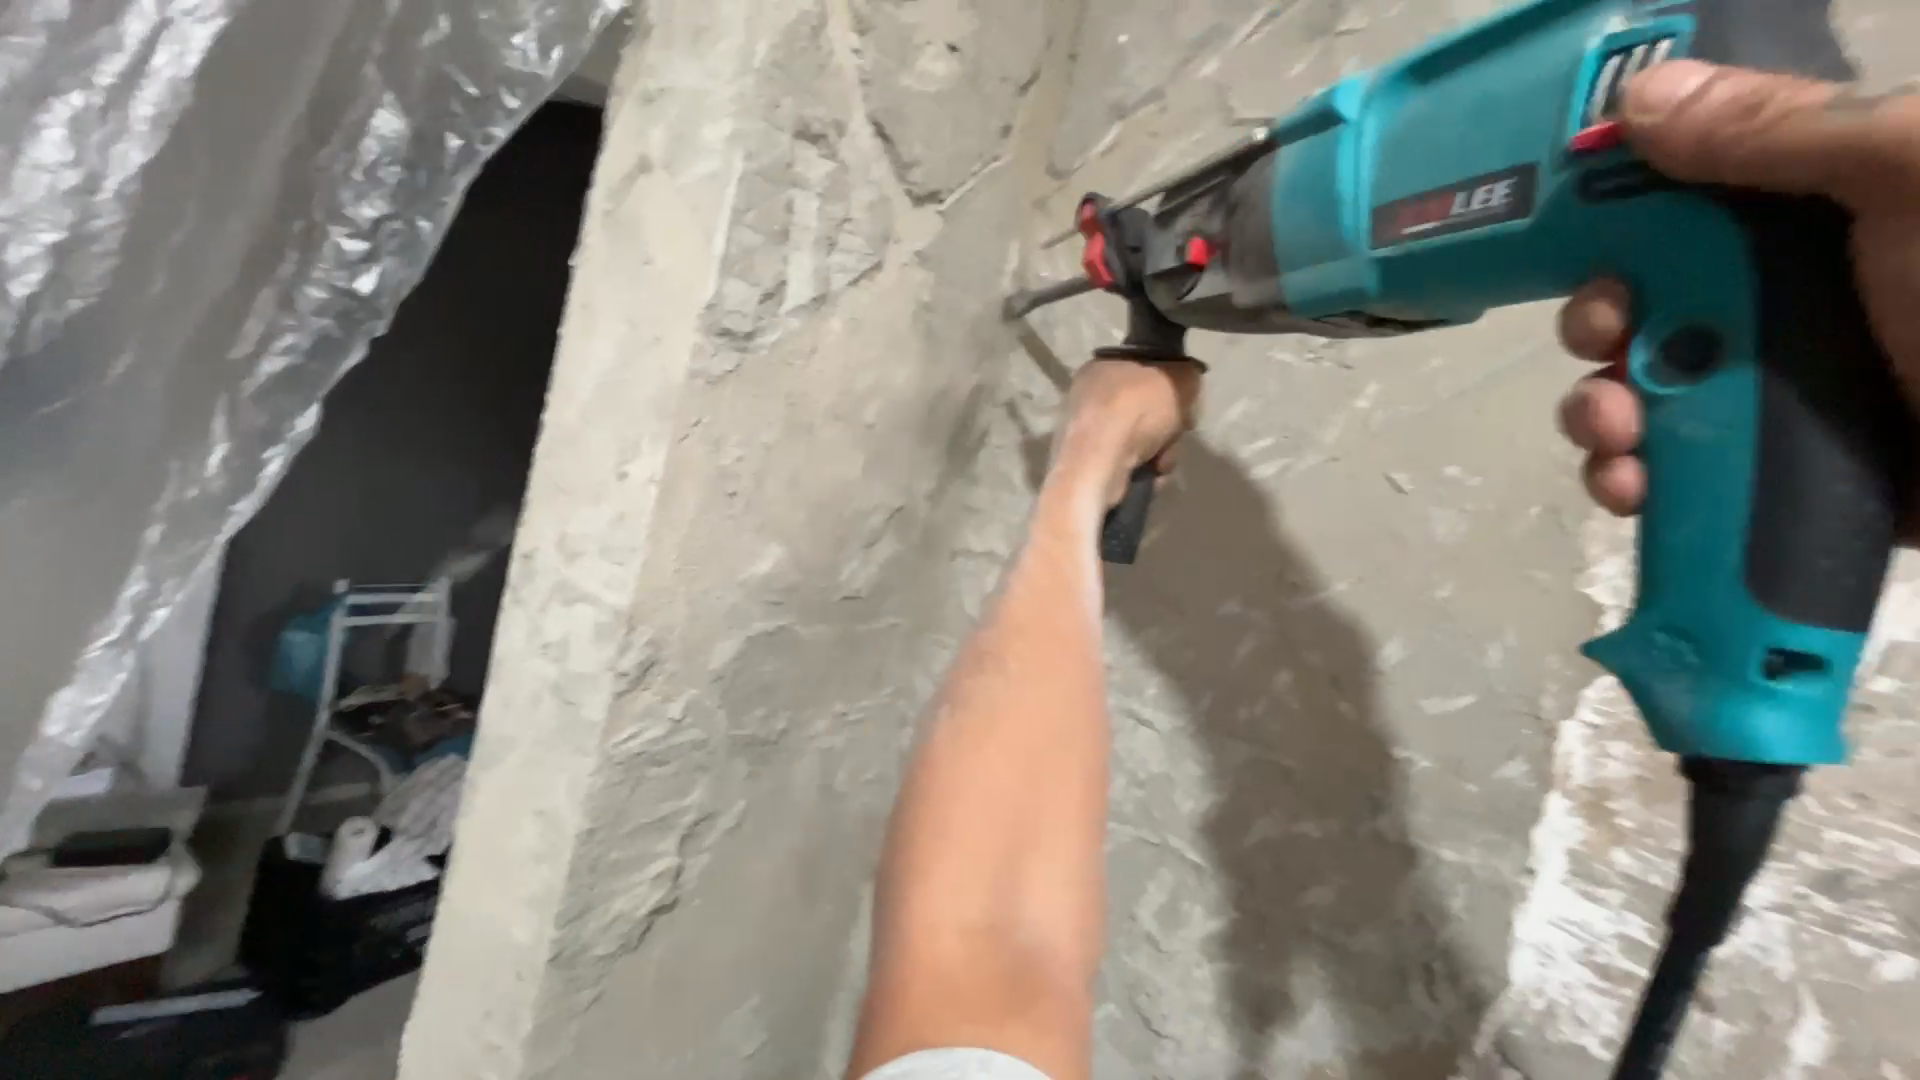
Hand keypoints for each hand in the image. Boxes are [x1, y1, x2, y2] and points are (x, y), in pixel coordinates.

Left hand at [1049, 358, 1202, 511]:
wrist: (1100, 461)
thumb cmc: (1137, 409)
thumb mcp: (1180, 378)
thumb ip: (1187, 376)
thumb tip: (1185, 384)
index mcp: (1102, 367)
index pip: (1143, 370)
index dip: (1169, 385)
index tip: (1184, 400)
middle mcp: (1089, 398)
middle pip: (1145, 409)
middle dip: (1168, 425)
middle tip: (1178, 431)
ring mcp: (1087, 433)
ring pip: (1140, 438)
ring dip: (1161, 451)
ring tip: (1163, 460)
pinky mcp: (1090, 464)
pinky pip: (1128, 462)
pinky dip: (1145, 469)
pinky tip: (1153, 474)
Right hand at [1558, 59, 1919, 515]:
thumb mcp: (1918, 176)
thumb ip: (1781, 133)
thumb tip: (1640, 95)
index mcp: (1822, 227)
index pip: (1682, 213)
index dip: (1617, 227)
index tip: (1582, 242)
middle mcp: (1783, 305)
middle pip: (1639, 307)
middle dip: (1598, 328)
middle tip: (1608, 340)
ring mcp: (1764, 396)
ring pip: (1628, 393)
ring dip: (1596, 412)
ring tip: (1617, 436)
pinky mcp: (1751, 476)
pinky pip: (1650, 470)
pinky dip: (1621, 478)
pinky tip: (1631, 483)